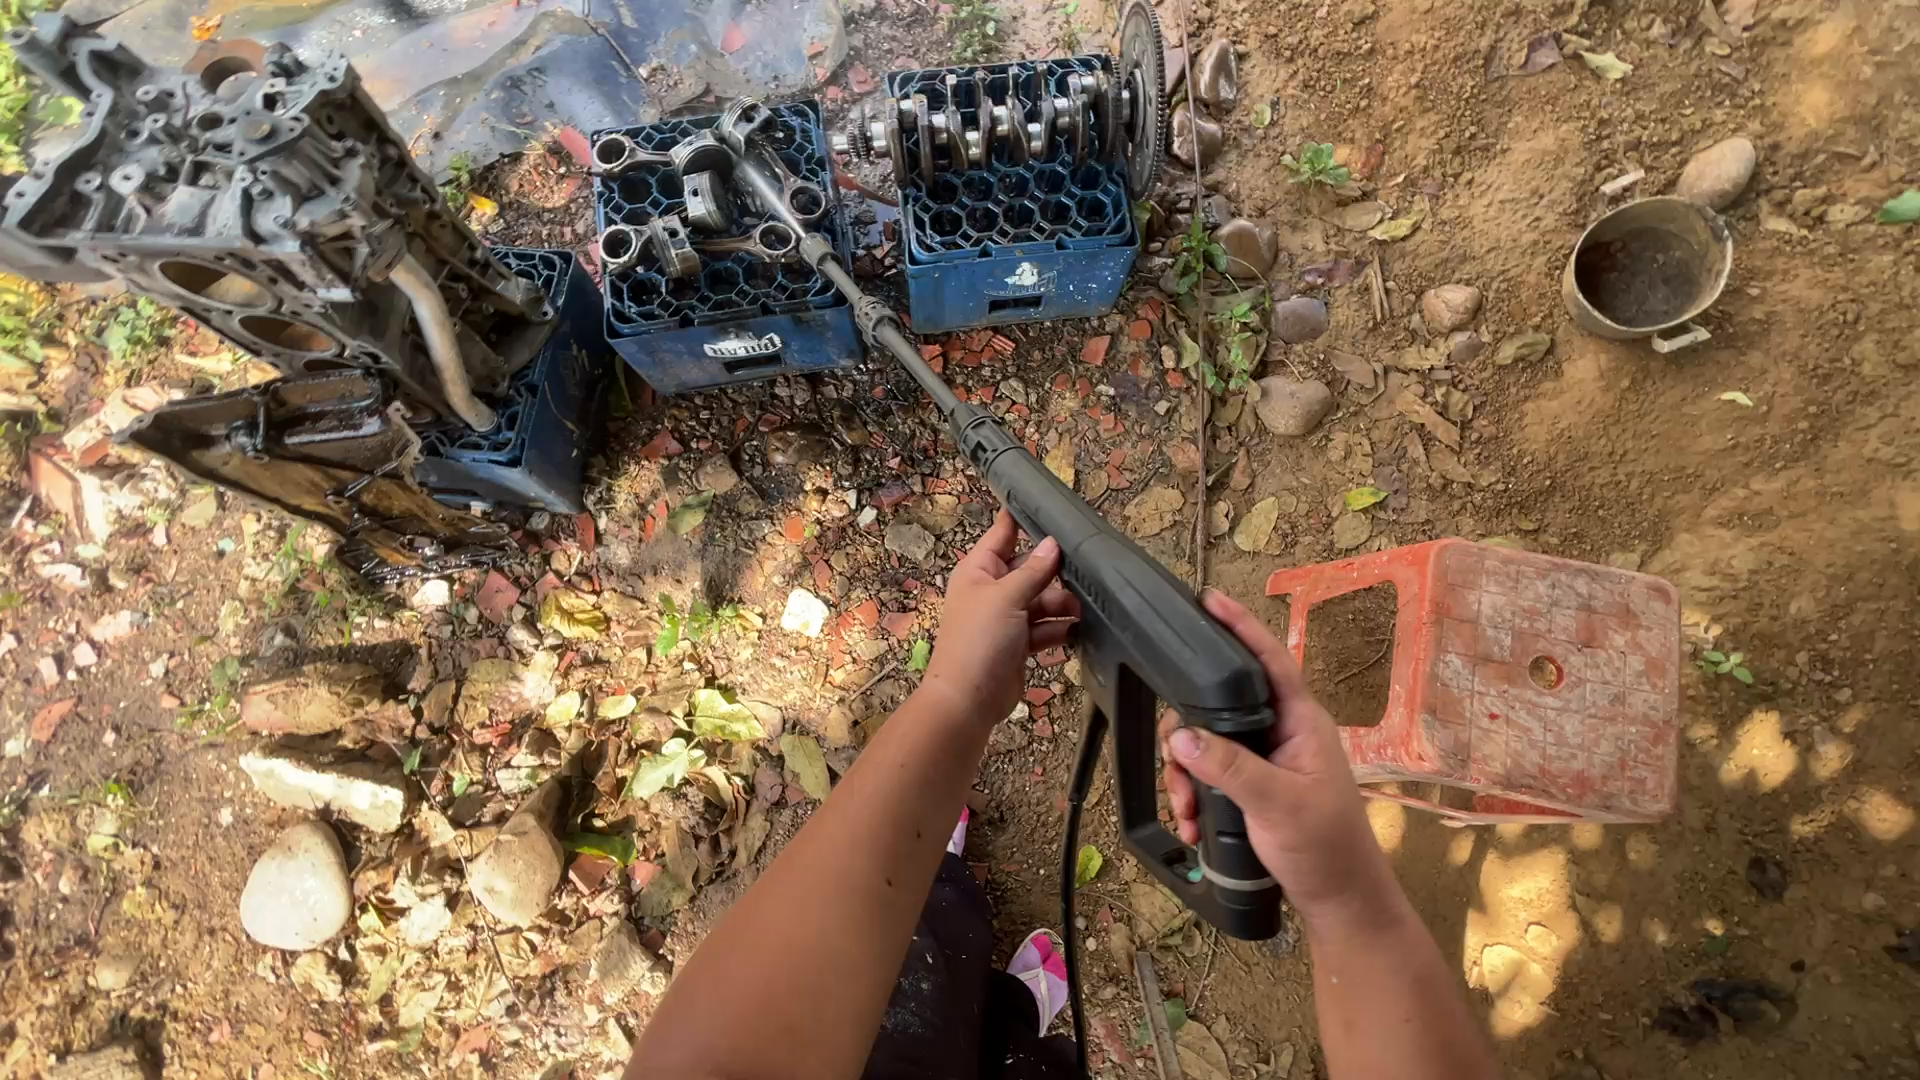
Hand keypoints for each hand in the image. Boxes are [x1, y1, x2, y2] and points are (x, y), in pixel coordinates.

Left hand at [921, 509, 1079, 723]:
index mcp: (978, 569)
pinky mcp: (1017, 643)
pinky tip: (1076, 631)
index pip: (1002, 534)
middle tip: (1084, 573)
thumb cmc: (980, 639)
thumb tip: (1053, 543)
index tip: (1051, 505)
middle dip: (1054, 572)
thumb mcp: (1007, 597)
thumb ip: (1033, 571)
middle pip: (1029, 569)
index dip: (1023, 518)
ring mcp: (1005, 617)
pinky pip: (1043, 628)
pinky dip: (1057, 629)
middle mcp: (991, 589)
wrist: (968, 699)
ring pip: (1040, 600)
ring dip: (1060, 604)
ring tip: (1080, 611)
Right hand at [1159, 589, 1400, 934]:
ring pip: (1206, 743)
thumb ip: (1229, 766)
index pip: (1269, 659)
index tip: (1207, 599)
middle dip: (1188, 738)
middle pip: (1219, 705)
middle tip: (1177, 770)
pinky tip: (1191, 826)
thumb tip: (1180, 735)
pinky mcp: (1250, 784)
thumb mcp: (1277, 805)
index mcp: (1299, 721)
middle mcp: (1278, 731)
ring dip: (1187, 777)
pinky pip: (1208, 773)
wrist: (1340, 905)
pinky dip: (1193, 796)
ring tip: (1185, 812)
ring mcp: (1263, 758)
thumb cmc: (1325, 848)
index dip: (1240, 626)